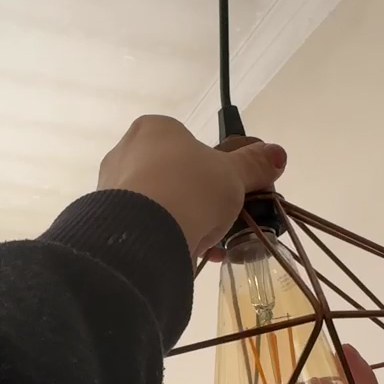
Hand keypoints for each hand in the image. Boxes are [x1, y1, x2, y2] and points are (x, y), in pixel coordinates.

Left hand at [96, 115, 286, 257]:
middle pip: (173, 178)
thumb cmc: (190, 188)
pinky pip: (145, 230)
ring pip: (159, 206)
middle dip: (199, 202)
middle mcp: (125, 152)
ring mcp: (111, 189)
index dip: (211, 169)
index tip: (226, 192)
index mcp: (154, 129)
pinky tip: (187, 255)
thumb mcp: (232, 176)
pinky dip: (166, 240)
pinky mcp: (107, 223)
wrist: (143, 233)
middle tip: (220, 221)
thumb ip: (253, 165)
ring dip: (186, 224)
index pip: (187, 144)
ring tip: (208, 244)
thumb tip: (277, 155)